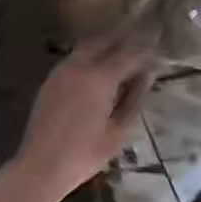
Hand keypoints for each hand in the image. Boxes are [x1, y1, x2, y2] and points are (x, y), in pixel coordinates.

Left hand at [0, 40, 151, 201]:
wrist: (41, 166)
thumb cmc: (85, 155)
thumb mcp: (118, 131)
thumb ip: (134, 99)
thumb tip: (146, 76)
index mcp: (101, 78)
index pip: (131, 54)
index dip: (147, 49)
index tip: (159, 46)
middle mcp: (79, 67)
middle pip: (106, 40)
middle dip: (125, 36)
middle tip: (143, 35)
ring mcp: (61, 72)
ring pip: (87, 46)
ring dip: (106, 42)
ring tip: (122, 47)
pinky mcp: (49, 81)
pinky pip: (73, 58)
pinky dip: (89, 55)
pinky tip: (97, 65)